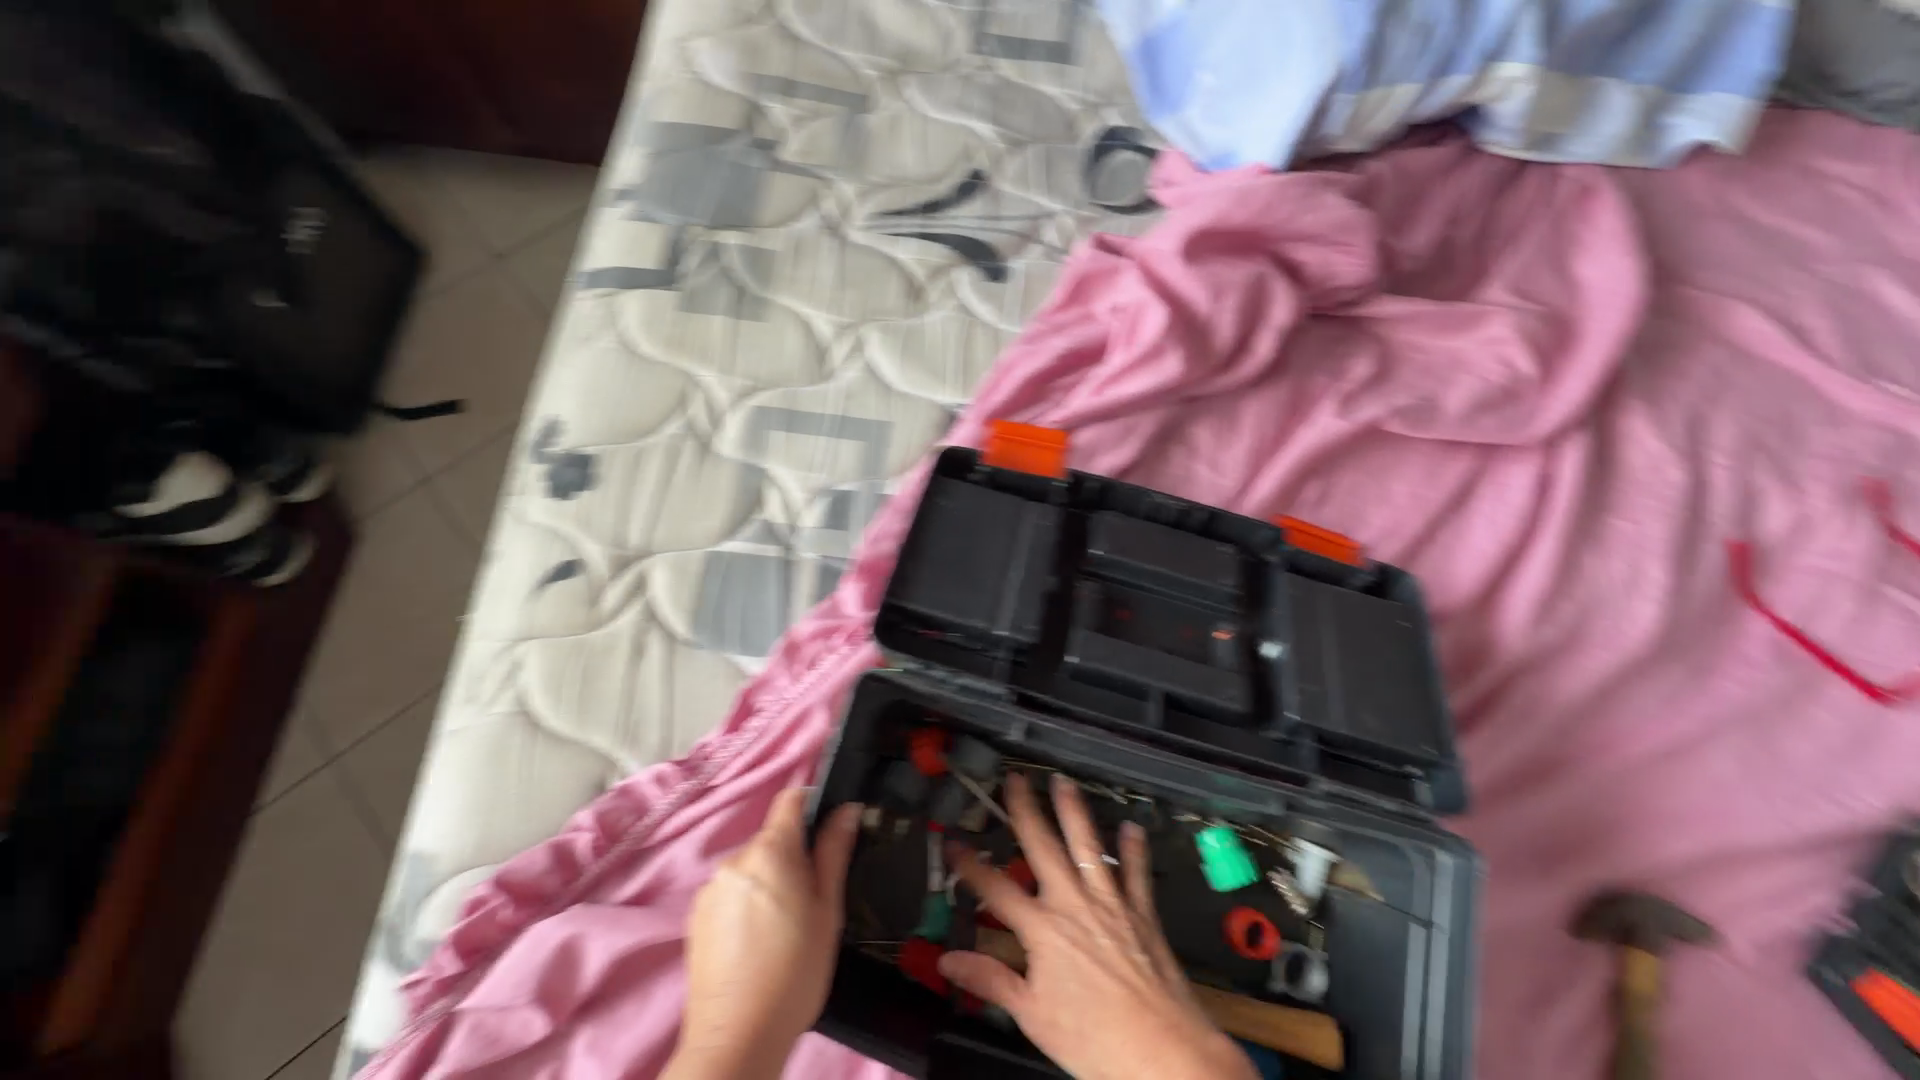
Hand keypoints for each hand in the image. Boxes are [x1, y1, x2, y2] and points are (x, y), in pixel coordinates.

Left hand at [664, 788, 862, 1079]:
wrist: (737, 1037)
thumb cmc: (796, 972)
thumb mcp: (828, 911)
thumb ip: (834, 853)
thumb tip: (846, 808)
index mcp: (771, 851)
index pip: (790, 800)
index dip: (813, 805)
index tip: (830, 831)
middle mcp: (735, 860)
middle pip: (772, 839)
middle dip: (794, 857)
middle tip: (814, 899)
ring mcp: (711, 889)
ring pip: (752, 869)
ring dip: (770, 882)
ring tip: (785, 929)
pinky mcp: (696, 917)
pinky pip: (731, 894)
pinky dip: (747, 905)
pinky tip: (758, 944)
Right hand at [944, 773, 1257, 1079]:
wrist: (1164, 1052)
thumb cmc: (1093, 1040)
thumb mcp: (1032, 1015)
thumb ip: (991, 980)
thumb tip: (948, 961)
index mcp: (1042, 930)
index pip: (995, 889)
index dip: (971, 864)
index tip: (954, 841)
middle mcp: (1074, 905)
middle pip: (1043, 848)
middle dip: (1026, 811)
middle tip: (1015, 780)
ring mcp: (1112, 905)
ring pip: (1088, 847)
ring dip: (1075, 812)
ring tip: (1064, 782)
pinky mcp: (1143, 914)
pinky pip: (1136, 873)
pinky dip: (1134, 849)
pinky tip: (1131, 826)